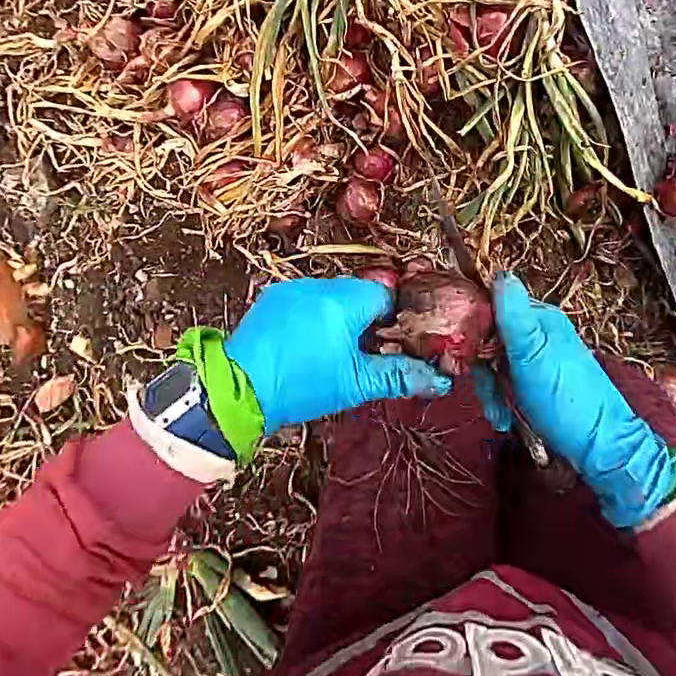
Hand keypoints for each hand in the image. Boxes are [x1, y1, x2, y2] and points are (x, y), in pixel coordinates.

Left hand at [226, 278, 451, 433]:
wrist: (238, 390)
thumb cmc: (301, 385)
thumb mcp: (355, 383)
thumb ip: (399, 375)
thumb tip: (438, 378)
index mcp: (344, 300)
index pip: (386, 295)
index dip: (391, 320)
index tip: (386, 343)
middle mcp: (320, 285)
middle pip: (360, 293)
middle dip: (365, 319)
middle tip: (361, 352)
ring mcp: (294, 288)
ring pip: (333, 295)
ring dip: (339, 316)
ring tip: (331, 351)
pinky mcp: (275, 296)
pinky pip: (308, 298)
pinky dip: (315, 315)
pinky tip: (307, 343)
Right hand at [484, 274, 675, 527]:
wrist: (602, 449)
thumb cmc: (567, 401)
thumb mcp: (532, 355)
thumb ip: (513, 314)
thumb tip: (499, 272)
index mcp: (540, 318)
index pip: (493, 307)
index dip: (476, 332)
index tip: (471, 359)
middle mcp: (541, 333)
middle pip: (492, 339)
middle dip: (484, 370)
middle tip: (490, 394)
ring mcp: (542, 359)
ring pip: (498, 365)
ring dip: (493, 391)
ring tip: (501, 415)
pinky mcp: (541, 383)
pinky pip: (510, 384)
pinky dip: (504, 401)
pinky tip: (508, 418)